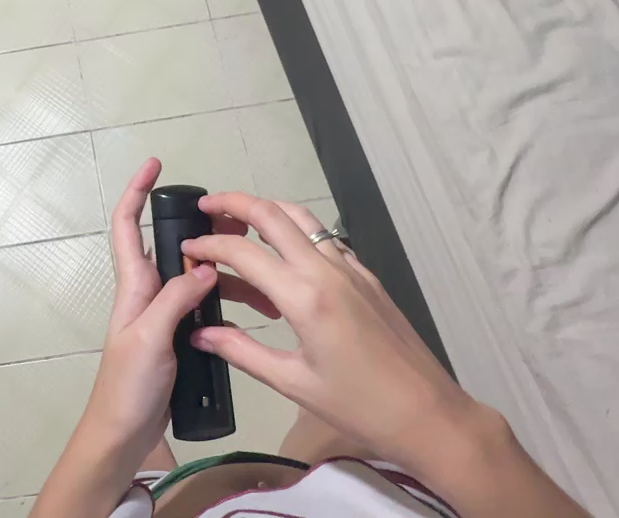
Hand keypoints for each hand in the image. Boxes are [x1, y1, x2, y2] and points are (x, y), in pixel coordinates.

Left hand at [76, 160, 278, 468]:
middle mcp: (147, 290)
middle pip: (173, 245)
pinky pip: (206, 305)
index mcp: (133, 283)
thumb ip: (175, 299)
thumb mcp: (150, 337)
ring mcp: (164, 312)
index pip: (127, 223)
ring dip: (225, 274)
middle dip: (204, 231)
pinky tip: (252, 310)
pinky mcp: (179, 334)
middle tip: (240, 228)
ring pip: (197, 277)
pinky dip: (227, 301)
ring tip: (261, 284)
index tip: (155, 165)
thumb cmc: (127, 385)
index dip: (136, 191)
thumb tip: (205, 267)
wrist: (123, 434)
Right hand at [181, 193, 483, 471]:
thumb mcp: (294, 383)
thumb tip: (198, 334)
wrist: (431, 415)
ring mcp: (349, 267)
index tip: (187, 247)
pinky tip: (283, 256)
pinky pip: (323, 238)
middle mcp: (325, 270)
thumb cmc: (359, 407)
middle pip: (272, 213)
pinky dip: (294, 232)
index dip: (209, 244)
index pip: (243, 251)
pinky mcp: (365, 274)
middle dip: (234, 202)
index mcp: (303, 297)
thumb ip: (242, 351)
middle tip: (206, 208)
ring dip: (266, 209)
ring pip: (301, 217)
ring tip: (238, 219)